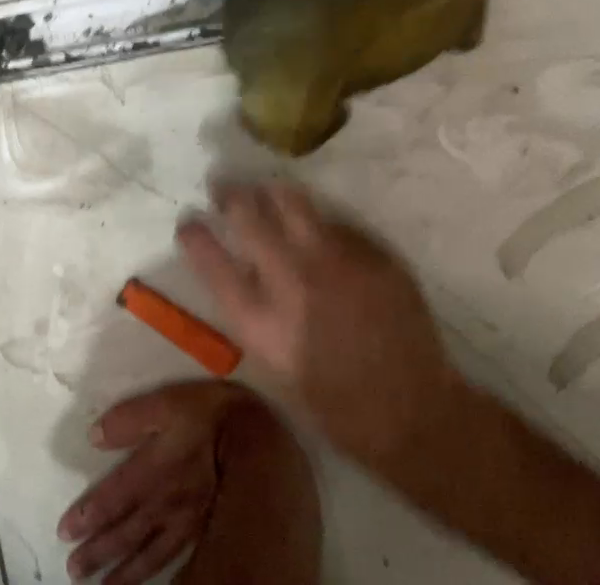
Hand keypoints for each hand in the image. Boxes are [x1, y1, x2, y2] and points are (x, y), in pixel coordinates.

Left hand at [55, 382, 258, 583]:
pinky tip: (149, 582)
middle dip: (97, 554)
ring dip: (122, 573)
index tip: (64, 532)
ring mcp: (184, 521)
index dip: (86, 517)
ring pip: (148, 554)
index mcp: (150, 472)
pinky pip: (175, 559)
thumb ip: (127, 420)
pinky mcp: (202, 527)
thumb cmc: (204, 414)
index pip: (111, 500)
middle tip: (73, 571)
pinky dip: (157, 574)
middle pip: (125, 535)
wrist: (253, 436)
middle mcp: (163, 503)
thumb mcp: (162, 403)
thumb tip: (94, 436)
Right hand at [176, 180, 460, 466]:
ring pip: (292, 201)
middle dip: (229, 195)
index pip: (210, 258)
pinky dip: (319, 222)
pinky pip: (337, 223)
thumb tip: (242, 266)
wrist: (411, 411)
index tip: (188, 222)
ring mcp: (336, 262)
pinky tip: (318, 229)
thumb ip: (251, 309)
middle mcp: (292, 281)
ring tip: (265, 190)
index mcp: (258, 318)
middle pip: (248, 215)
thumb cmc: (333, 401)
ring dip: (271, 193)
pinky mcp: (374, 255)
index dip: (193, 234)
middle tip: (222, 188)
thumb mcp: (272, 358)